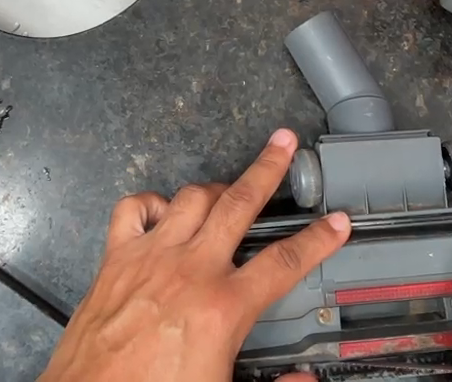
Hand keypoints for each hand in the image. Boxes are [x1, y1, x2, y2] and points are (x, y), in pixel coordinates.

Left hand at [37, 128, 351, 381]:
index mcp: (221, 308)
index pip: (284, 263)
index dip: (317, 240)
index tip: (335, 222)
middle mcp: (189, 270)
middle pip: (239, 203)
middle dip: (268, 168)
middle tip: (284, 144)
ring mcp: (151, 257)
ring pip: (192, 198)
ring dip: (215, 187)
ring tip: (231, 184)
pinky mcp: (117, 258)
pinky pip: (135, 209)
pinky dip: (152, 203)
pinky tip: (165, 210)